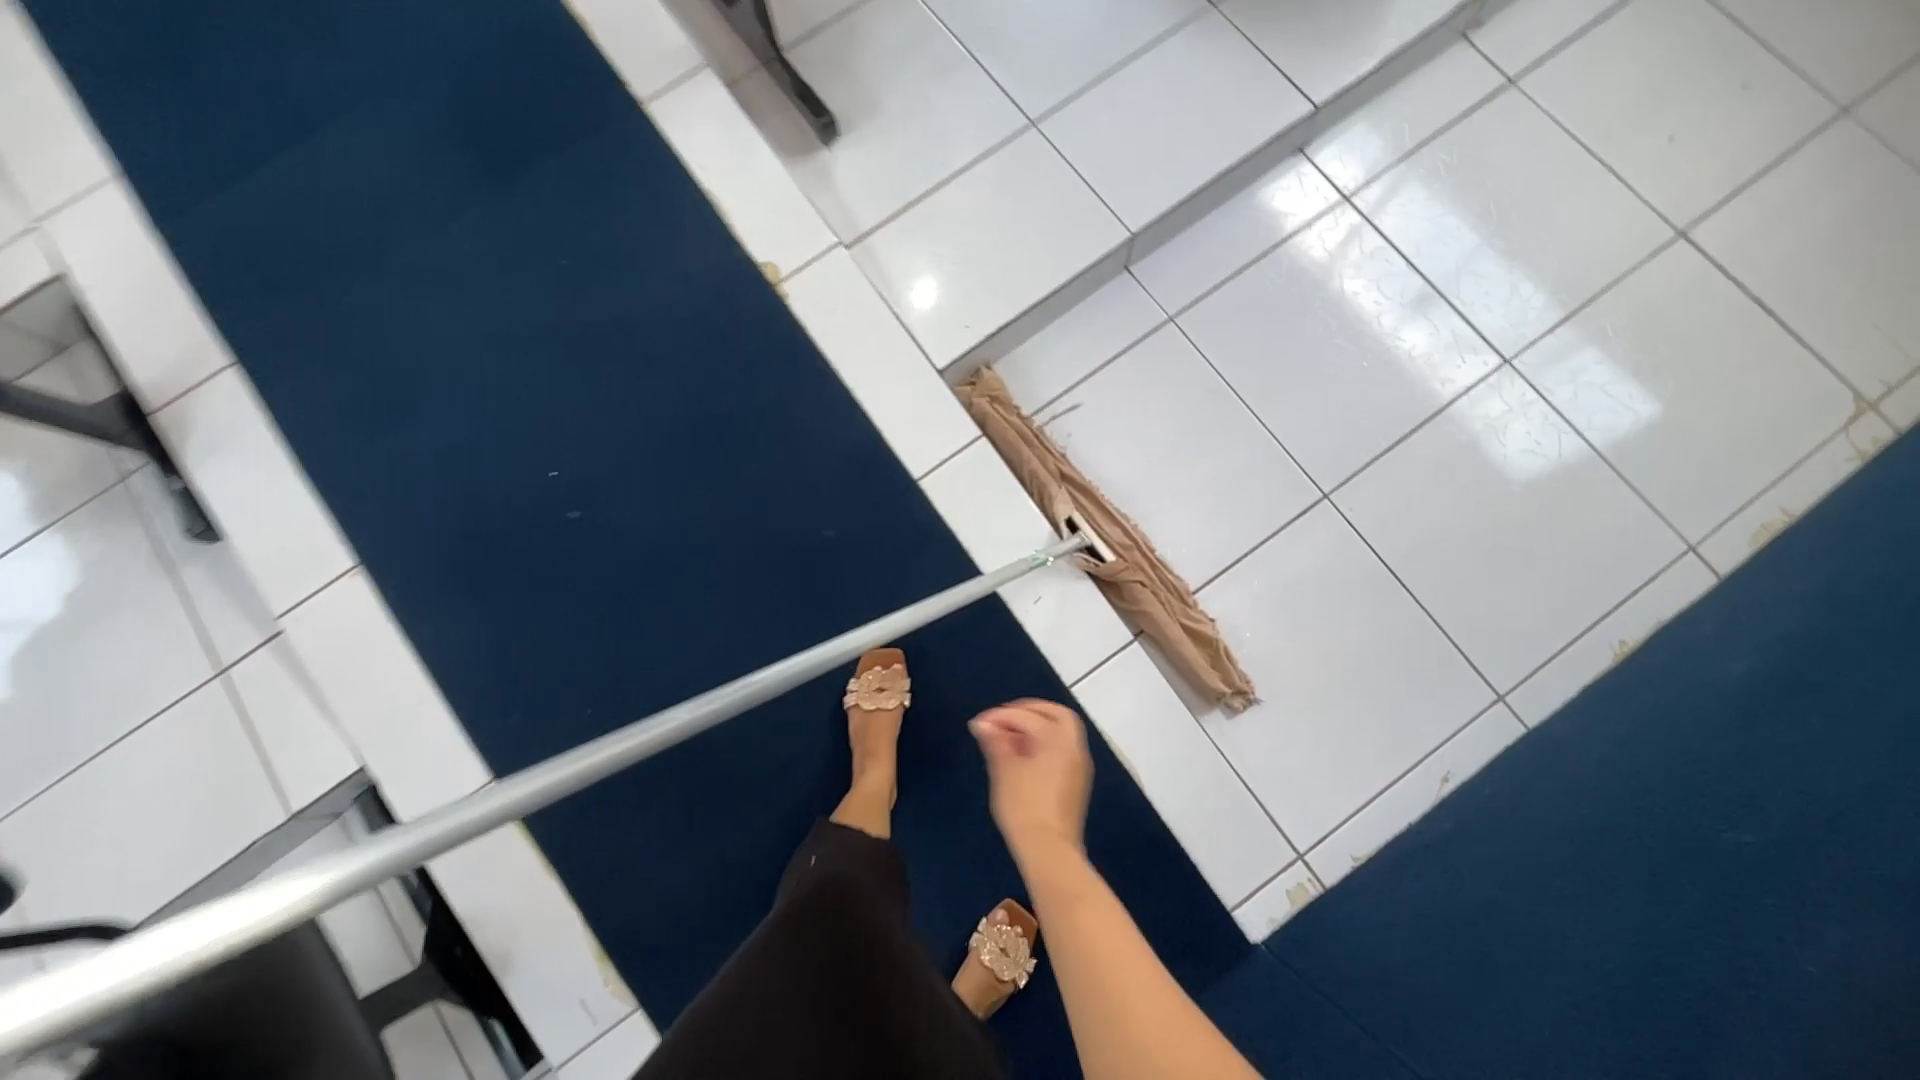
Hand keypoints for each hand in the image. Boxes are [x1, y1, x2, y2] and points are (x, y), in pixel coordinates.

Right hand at [970, 699, 1092, 860]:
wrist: (1049, 850)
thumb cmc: (1024, 806)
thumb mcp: (1004, 771)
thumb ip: (995, 742)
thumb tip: (982, 723)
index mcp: (1059, 739)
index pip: (1028, 716)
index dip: (1001, 715)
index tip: (978, 724)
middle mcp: (1075, 747)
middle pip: (1056, 714)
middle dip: (1029, 711)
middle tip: (1002, 718)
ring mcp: (1079, 766)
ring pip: (1061, 732)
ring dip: (1037, 727)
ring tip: (1008, 738)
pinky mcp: (1076, 782)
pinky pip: (1061, 750)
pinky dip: (1044, 743)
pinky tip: (1022, 757)